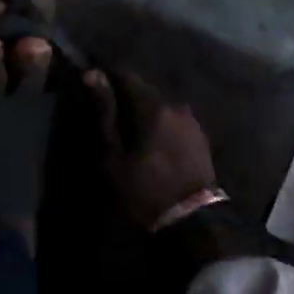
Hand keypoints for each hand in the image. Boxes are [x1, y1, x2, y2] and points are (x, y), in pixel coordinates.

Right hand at [86, 69, 218, 228]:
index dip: (108, 79)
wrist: (193, 219)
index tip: (94, 89)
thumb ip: (105, 113)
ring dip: (145, 112)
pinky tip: (153, 141)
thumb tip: (93, 74)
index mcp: (153, 105)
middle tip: (110, 116)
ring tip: (131, 132)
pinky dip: (161, 123)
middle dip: (127, 97)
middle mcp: (175, 103)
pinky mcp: (200, 134)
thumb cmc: (146, 189)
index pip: (127, 76)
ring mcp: (191, 118)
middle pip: (145, 90)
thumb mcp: (116, 156)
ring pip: (161, 105)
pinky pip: (174, 119)